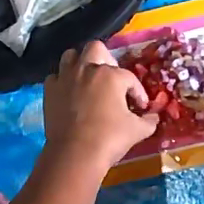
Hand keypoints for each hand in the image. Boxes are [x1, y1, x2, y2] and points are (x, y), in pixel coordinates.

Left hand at [42, 41, 159, 172]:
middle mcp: (86, 69)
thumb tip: (153, 117)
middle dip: (107, 60)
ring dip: (81, 64)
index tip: (140, 107)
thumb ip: (148, 121)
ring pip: (71, 56)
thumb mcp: (137, 130)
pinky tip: (71, 94)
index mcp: (111, 76)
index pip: (129, 78)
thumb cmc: (109, 138)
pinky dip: (64, 82)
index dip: (138, 92)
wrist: (75, 154)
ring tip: (89, 80)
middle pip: (96, 49)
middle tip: (112, 79)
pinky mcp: (49, 91)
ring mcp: (65, 78)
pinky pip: (56, 77)